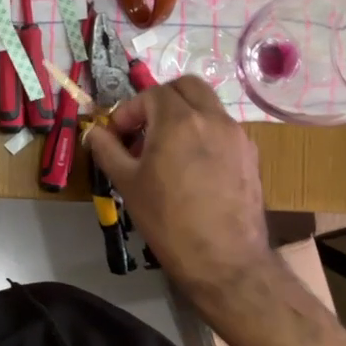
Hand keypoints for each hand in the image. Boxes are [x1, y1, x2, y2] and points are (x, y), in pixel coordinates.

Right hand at [85, 77, 281, 315]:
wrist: (223, 258)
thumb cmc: (167, 218)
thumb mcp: (126, 182)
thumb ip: (107, 149)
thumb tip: (94, 132)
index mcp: (179, 121)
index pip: (152, 94)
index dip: (129, 110)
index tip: (118, 136)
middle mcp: (213, 119)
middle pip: (187, 86)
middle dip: (161, 99)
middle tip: (144, 127)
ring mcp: (237, 136)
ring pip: (207, 107)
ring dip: (183, 116)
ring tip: (166, 150)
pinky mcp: (250, 156)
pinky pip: (222, 130)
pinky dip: (202, 134)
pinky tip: (190, 168)